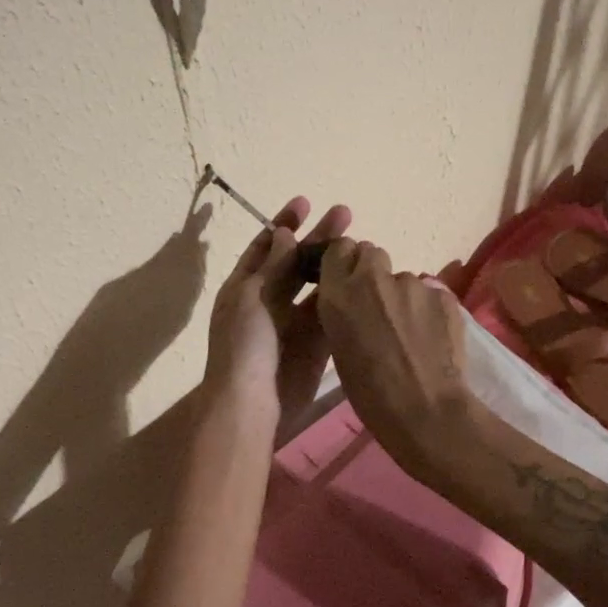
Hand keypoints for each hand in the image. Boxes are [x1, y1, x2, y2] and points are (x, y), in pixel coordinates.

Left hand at [206, 197, 351, 427]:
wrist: (252, 403)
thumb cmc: (244, 347)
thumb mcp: (254, 297)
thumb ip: (274, 265)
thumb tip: (286, 232)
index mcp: (245, 287)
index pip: (266, 246)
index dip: (284, 223)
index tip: (306, 202)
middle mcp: (269, 301)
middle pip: (296, 262)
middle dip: (318, 238)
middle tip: (347, 215)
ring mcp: (293, 324)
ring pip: (317, 287)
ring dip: (336, 266)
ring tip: (361, 245)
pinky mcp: (315, 346)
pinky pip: (331, 316)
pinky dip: (345, 299)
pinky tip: (364, 281)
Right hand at [313, 239, 475, 474]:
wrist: (425, 411)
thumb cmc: (371, 395)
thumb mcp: (340, 351)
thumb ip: (345, 315)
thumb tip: (357, 305)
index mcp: (339, 295)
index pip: (338, 250)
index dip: (345, 263)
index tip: (349, 281)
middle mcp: (373, 279)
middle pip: (372, 254)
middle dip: (374, 273)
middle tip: (379, 307)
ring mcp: (412, 284)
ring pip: (404, 279)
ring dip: (404, 298)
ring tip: (411, 335)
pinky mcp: (444, 295)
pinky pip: (431, 294)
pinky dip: (430, 311)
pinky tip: (432, 340)